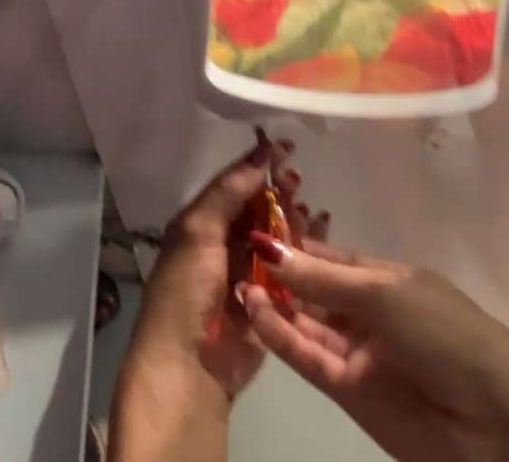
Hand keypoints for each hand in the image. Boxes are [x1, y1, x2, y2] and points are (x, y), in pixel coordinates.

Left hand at [133, 132, 317, 398]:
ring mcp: (248, 273)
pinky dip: (307, 251)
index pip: (231, 186)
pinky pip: (292, 269)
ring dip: (294, 219)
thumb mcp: (197, 230)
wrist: (188, 363)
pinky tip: (323, 234)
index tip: (284, 146)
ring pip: (277, 237)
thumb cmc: (186, 288)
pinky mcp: (271, 301)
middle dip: (278, 192)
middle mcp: (222, 244)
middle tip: (299, 179)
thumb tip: (256, 155)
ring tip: (313, 207)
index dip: (255, 166)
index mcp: (199, 224)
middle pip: (257, 210)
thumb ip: (227, 192)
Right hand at [240, 244, 508, 461]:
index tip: (251, 225)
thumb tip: (267, 246)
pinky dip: (276, 333)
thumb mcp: (385, 294)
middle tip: (230, 249)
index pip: (331, 256)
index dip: (294, 243)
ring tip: (232, 276)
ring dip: (271, 300)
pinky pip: (304, 355)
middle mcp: (371, 312)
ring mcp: (358, 351)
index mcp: (390, 280)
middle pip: (313, 287)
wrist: (502, 428)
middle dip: (277, 269)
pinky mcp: (346, 390)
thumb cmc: (450, 338)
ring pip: (304, 319)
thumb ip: (321, 277)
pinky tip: (249, 308)